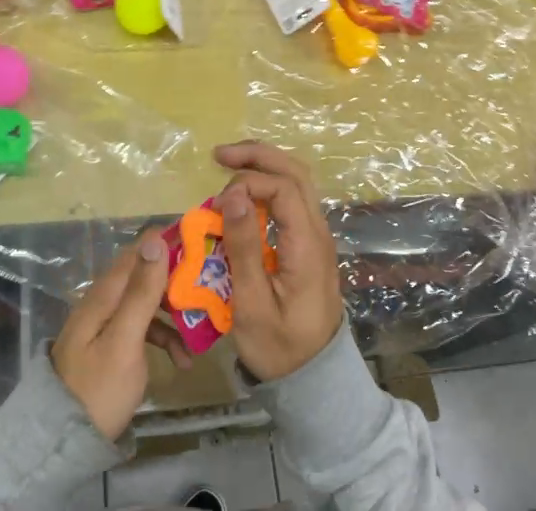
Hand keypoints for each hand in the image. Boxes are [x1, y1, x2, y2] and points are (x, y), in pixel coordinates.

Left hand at [51, 230, 192, 440]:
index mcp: (105, 293)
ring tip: (201, 333)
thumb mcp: (125, 340)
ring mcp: (106, 323)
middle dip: (178, 281)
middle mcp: (104, 301)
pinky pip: (142, 329)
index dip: (168, 243)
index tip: (201, 243)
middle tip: (211, 291)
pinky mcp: (111, 345)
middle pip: (145, 276)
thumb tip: (155, 239)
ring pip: (147, 304)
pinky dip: (163, 338)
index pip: (139, 251)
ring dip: (175, 315)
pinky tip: (181, 361)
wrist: (63, 440)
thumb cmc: (98, 388)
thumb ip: (141, 292)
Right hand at [215, 141, 344, 382]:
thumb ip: (244, 248)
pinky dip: (267, 186)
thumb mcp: (253, 305)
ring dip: (264, 167)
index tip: (217, 204)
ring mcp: (316, 237)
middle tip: (218, 155)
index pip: (283, 188)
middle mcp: (318, 232)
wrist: (314, 379)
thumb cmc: (279, 347)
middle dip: (258, 156)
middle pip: (296, 173)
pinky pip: (292, 201)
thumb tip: (233, 195)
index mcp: (307, 246)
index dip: (248, 184)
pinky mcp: (308, 245)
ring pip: (297, 182)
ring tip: (227, 165)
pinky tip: (242, 196)